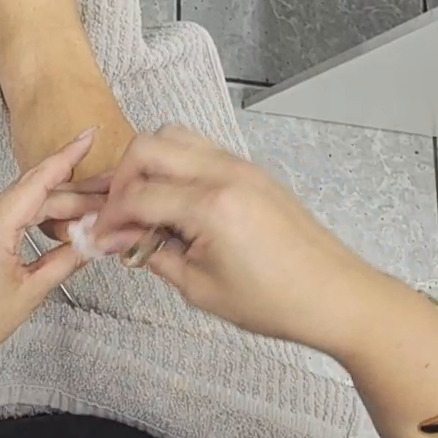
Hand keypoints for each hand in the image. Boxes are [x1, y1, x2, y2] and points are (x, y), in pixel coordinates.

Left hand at [0, 130, 105, 375]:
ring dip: (50, 206)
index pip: (35, 183)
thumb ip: (65, 260)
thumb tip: (94, 240)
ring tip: (85, 214)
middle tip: (105, 197)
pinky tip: (50, 222)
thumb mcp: (28, 294)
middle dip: (71, 196)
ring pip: (16, 201)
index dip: (65, 158)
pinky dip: (25, 214)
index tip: (86, 138)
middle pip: (31, 194)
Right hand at [90, 126, 375, 355]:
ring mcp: (240, 165)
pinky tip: (174, 199)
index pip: (137, 196)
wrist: (336, 296)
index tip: (101, 236)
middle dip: (122, 178)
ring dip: (148, 163)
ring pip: (173, 136)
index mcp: (211, 206)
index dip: (110, 217)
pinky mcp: (250, 169)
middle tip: (119, 214)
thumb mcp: (200, 289)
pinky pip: (200, 147)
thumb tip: (120, 240)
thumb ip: (153, 255)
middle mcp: (224, 173)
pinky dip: (175, 163)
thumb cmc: (276, 301)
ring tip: (144, 202)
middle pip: (147, 147)